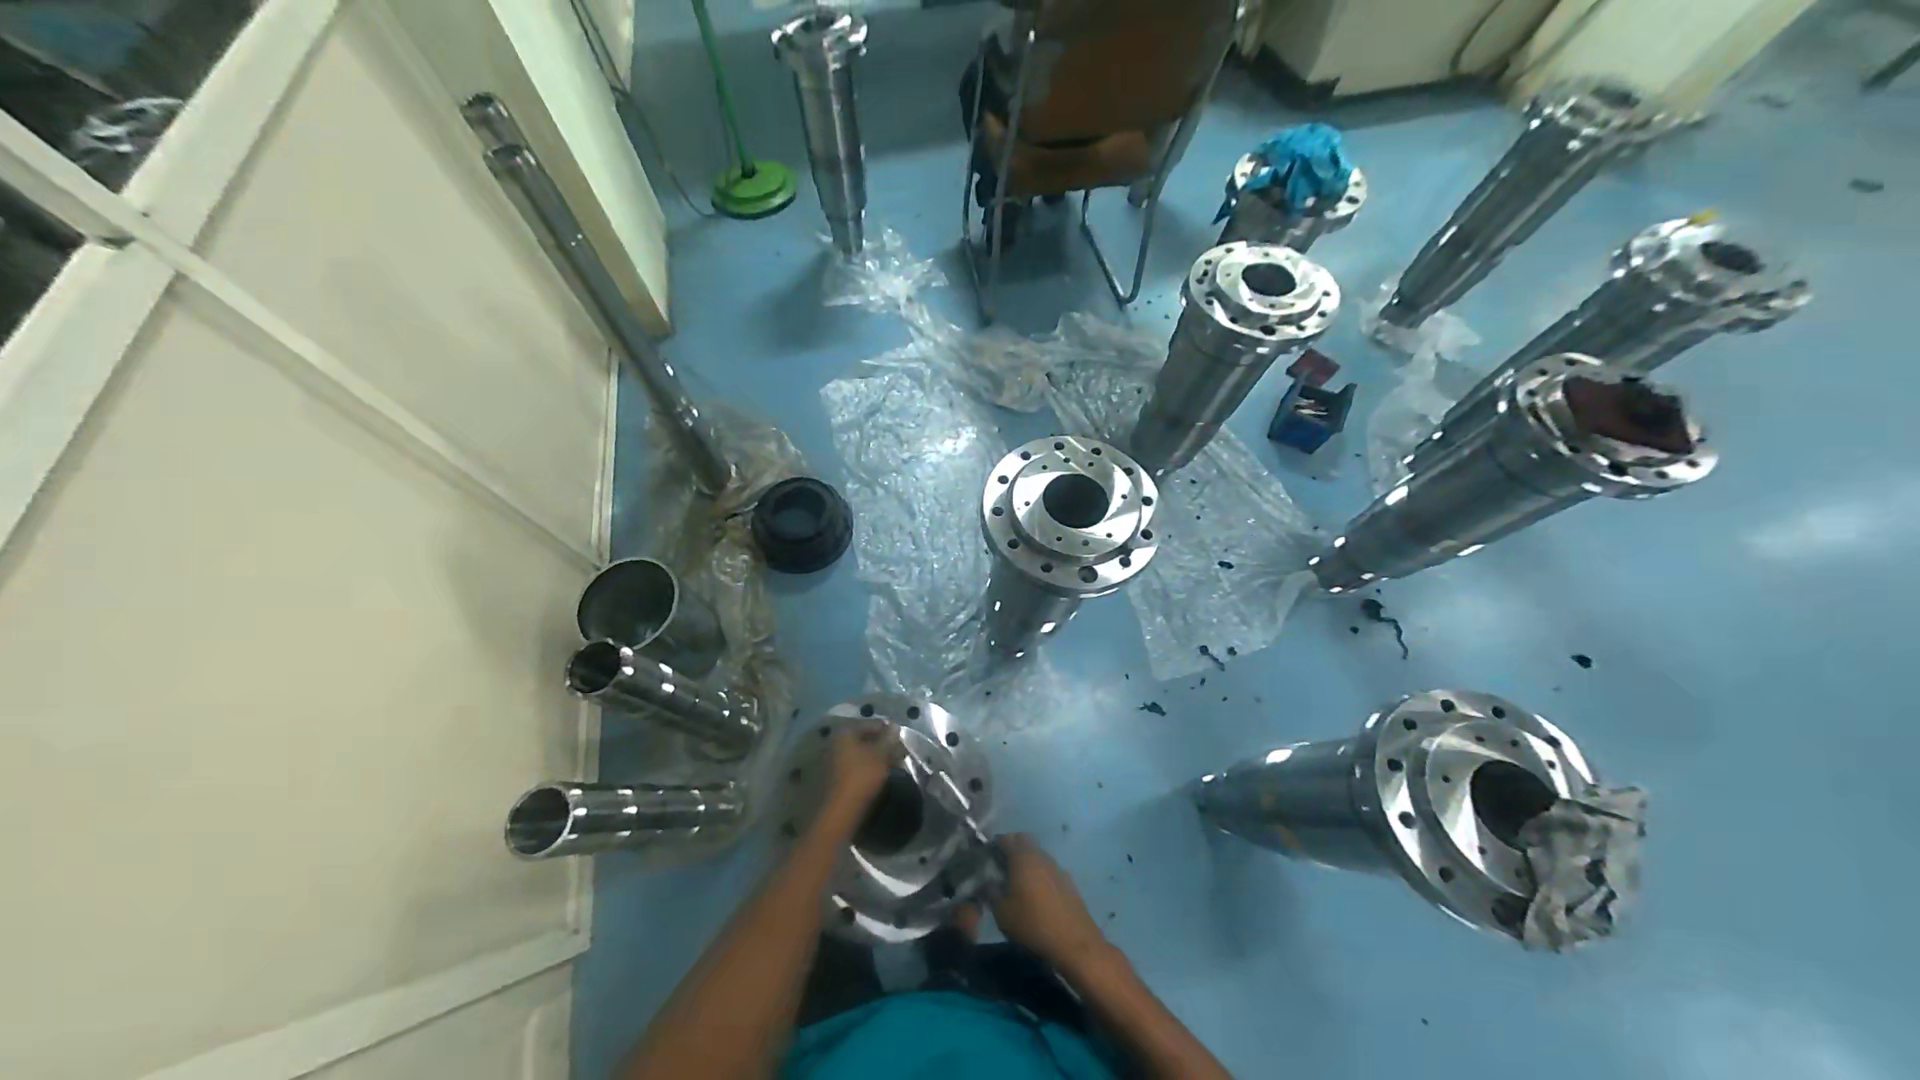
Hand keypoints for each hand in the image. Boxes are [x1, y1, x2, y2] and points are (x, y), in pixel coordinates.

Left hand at [823, 722, 897, 822]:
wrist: (837, 813)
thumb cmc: (861, 777)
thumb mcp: (880, 755)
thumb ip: (888, 738)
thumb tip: (894, 725)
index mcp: (844, 732)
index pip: (871, 724)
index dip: (889, 732)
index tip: (902, 743)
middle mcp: (833, 742)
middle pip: (863, 739)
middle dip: (882, 746)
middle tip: (899, 756)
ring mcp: (830, 760)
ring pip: (858, 754)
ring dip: (875, 758)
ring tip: (892, 767)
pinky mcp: (831, 777)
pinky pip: (852, 766)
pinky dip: (865, 768)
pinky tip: (877, 776)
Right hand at [990, 833, 1108, 971]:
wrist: (1075, 944)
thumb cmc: (1033, 924)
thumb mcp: (1002, 912)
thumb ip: (991, 892)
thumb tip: (988, 881)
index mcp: (1023, 857)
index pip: (1006, 839)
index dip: (994, 845)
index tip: (986, 857)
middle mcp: (1041, 856)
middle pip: (1024, 841)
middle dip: (1011, 848)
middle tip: (1001, 867)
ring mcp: (1058, 868)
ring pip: (1038, 855)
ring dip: (1027, 861)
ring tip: (1017, 882)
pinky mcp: (1069, 883)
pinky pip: (1049, 870)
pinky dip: (1040, 874)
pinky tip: (1036, 895)